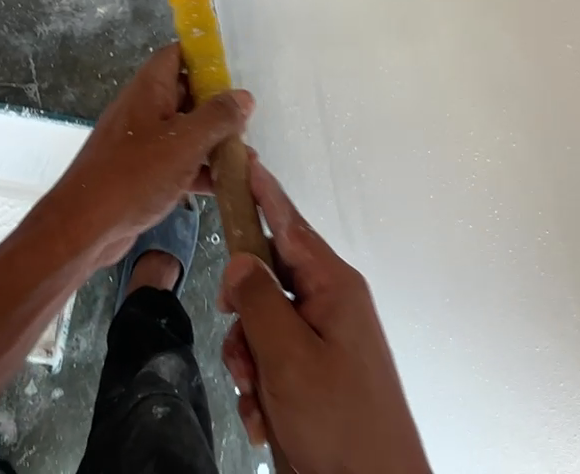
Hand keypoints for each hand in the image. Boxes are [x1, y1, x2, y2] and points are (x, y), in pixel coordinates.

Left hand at [41, 44, 251, 266]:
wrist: (84, 228)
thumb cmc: (134, 175)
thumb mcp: (184, 142)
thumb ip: (217, 117)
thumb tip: (243, 97)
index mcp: (149, 90)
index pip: (176, 55)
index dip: (203, 56)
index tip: (233, 70)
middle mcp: (143, 110)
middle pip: (185, 94)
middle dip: (217, 106)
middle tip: (247, 121)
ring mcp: (140, 143)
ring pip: (184, 132)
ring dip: (213, 142)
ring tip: (246, 157)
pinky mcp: (141, 173)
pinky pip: (177, 162)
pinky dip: (200, 169)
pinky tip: (226, 185)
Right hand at [218, 155, 430, 473]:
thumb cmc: (340, 422)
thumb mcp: (289, 358)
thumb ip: (258, 301)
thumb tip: (240, 261)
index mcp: (333, 286)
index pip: (290, 224)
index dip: (264, 191)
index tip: (243, 157)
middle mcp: (329, 303)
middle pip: (266, 278)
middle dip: (243, 314)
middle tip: (240, 347)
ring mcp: (323, 338)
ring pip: (262, 322)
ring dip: (249, 359)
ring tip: (258, 397)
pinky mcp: (315, 371)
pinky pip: (272, 358)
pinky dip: (262, 386)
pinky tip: (267, 417)